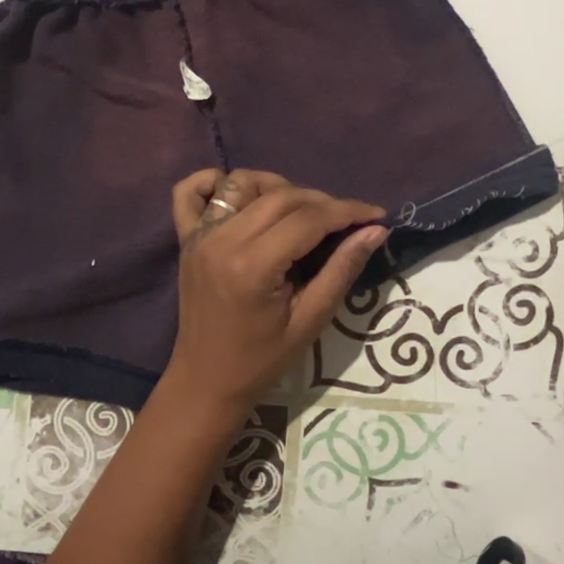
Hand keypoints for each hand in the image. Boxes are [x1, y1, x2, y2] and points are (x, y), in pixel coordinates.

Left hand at [162, 169, 386, 414]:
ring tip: (302, 213)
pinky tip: (242, 196)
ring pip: (243, 184)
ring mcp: (199, 235)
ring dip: (278, 188)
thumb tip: (376, 230)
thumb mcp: (310, 321)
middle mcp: (222, 240)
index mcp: (253, 266)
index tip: (377, 215)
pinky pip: (189, 192)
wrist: (206, 380)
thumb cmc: (262, 360)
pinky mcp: (185, 238)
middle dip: (322, 201)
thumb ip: (341, 270)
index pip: (308, 219)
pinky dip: (214, 182)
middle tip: (347, 221)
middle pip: (281, 196)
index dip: (348, 211)